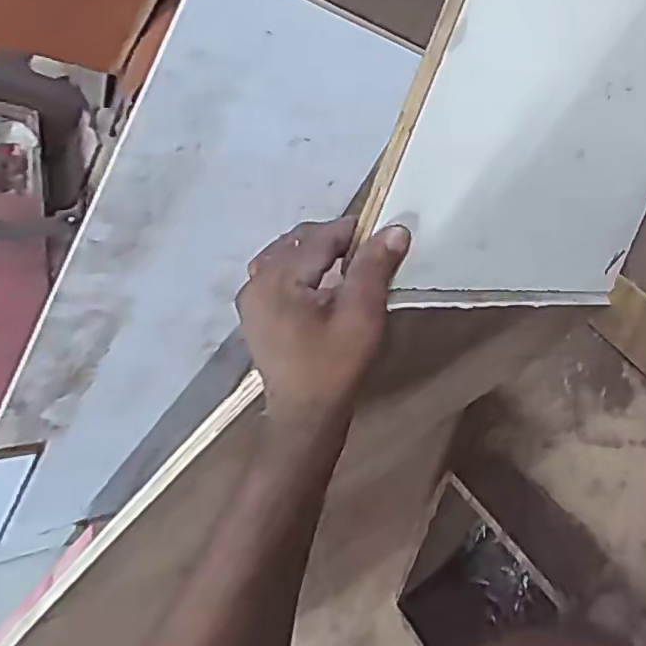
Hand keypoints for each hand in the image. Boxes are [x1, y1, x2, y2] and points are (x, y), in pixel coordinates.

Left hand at [236, 217, 410, 420]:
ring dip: (318, 252)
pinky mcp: (255, 312)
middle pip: (299, 240)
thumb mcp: (362, 314)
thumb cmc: (334, 366)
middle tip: (369, 252)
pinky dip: (302, 267)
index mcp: (278, 278)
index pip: (320, 237)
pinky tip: (324, 283)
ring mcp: (251, 298)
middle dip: (334, 239)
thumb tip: (394, 229)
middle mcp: (256, 281)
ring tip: (349, 265)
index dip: (354, 230)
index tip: (383, 232)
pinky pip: (278, 272)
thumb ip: (374, 268)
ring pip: (287, 254)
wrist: (305, 416)